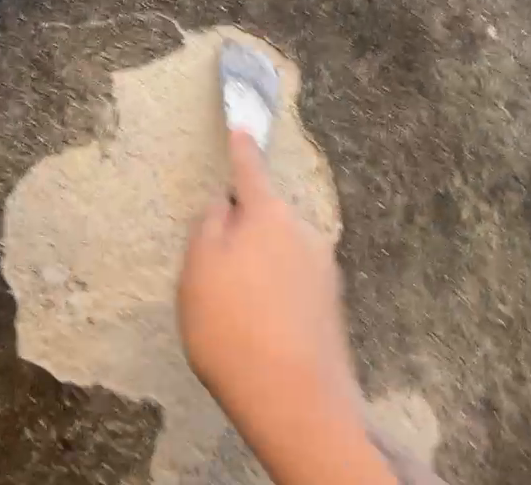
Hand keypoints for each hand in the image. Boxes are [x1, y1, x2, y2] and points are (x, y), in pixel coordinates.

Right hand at [178, 133, 395, 484]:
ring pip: (280, 252)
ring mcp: (324, 270)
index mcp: (269, 215)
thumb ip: (209, 226)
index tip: (241, 126)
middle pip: (265, 216)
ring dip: (260, 266)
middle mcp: (304, 233)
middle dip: (244, 229)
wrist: (296, 403)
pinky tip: (260, 329)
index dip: (241, 149)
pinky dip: (275, 294)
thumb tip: (224, 206)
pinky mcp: (332, 307)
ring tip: (236, 312)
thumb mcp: (198, 270)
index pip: (250, 171)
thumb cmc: (233, 327)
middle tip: (216, 271)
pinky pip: (293, 283)